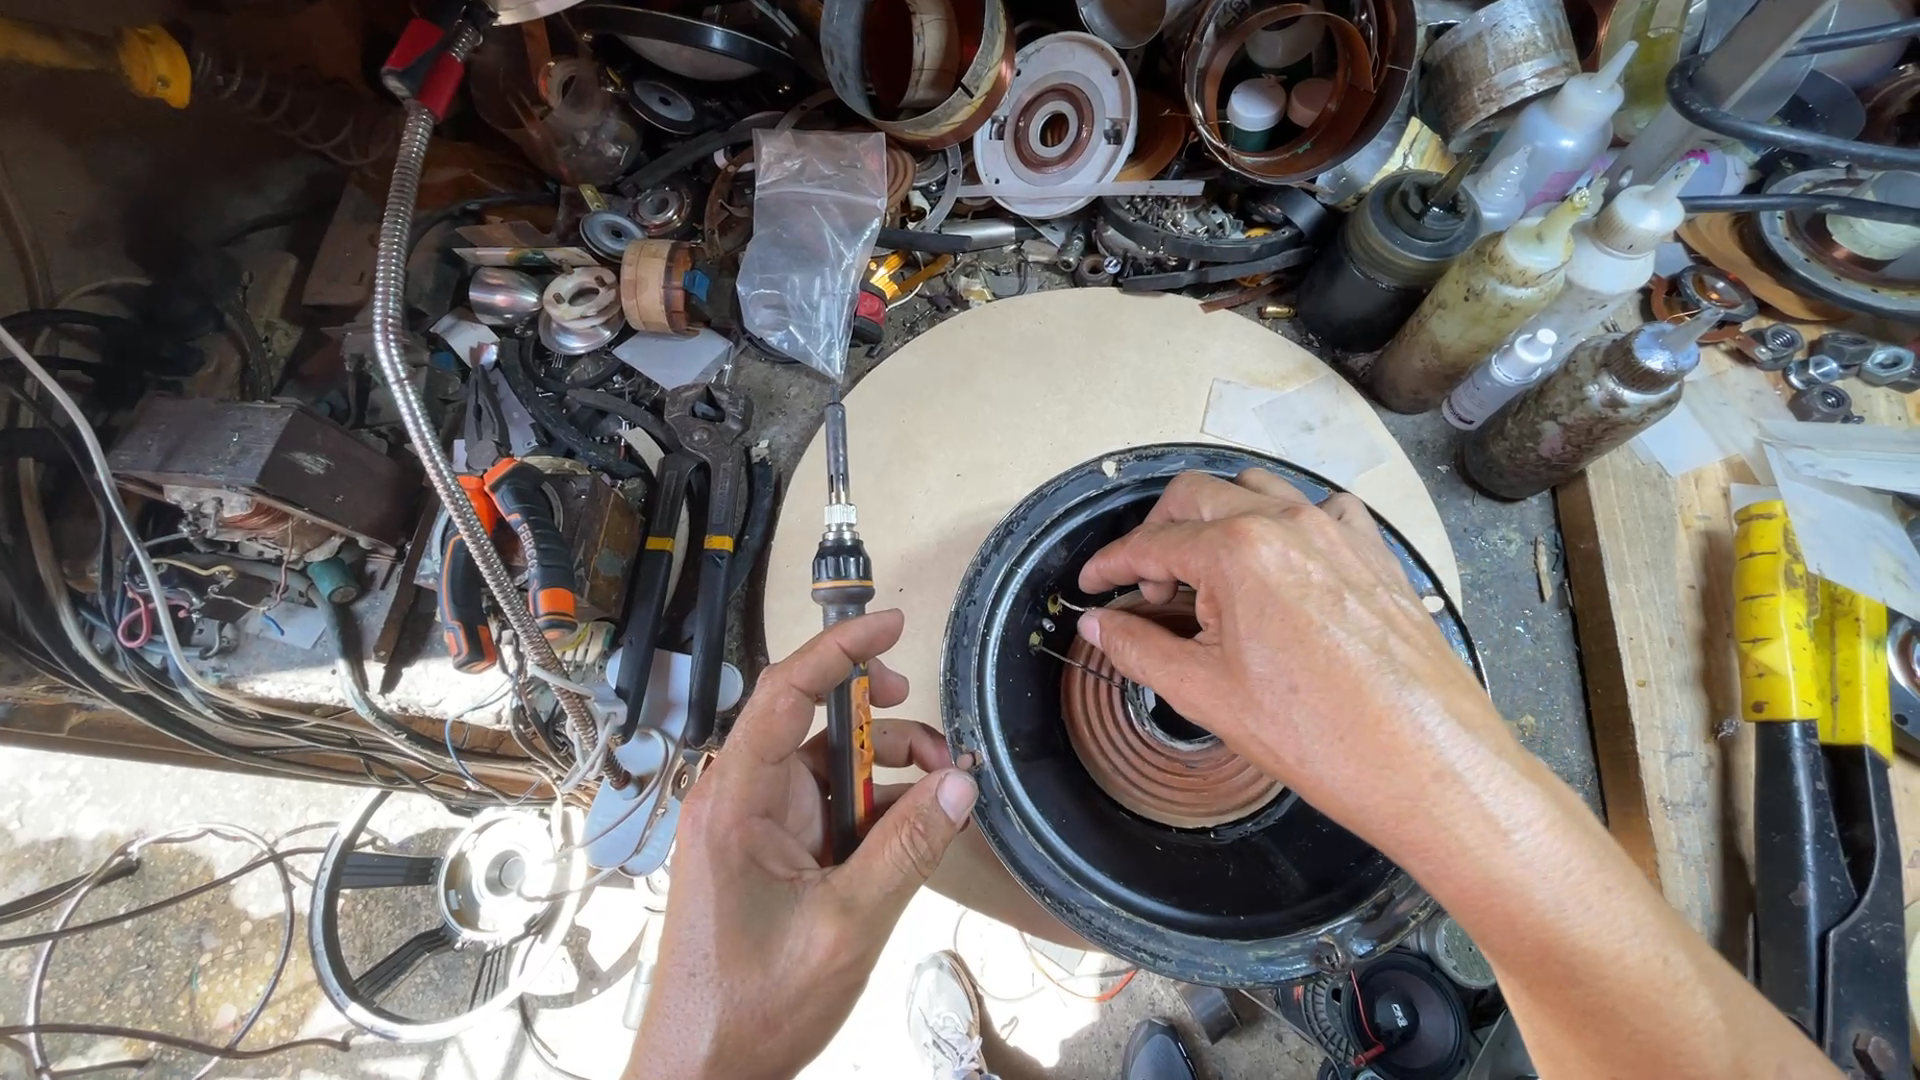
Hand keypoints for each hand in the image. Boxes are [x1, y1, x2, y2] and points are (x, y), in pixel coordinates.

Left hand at [626, 610, 978, 1079]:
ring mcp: (759, 822)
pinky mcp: (776, 848)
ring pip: (831, 764)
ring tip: (941, 796)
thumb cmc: (754, 1004)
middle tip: (933, 741)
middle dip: (880, 719)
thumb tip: (962, 783)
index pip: (785, 692)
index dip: (839, 649)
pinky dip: (876, 806)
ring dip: (888, 769)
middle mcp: (743, 796)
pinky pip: (832, 804)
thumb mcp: (846, 925)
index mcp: (738, 798)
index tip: (891, 623)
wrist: (702, 1076)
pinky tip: (915, 826)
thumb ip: (907, 849)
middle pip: (815, 722)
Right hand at [1075, 469, 1504, 834]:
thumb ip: (1136, 648)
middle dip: (1156, 533)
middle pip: (1195, 496)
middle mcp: (1286, 522)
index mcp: (1238, 551)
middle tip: (1144, 585)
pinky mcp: (1373, 552)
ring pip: (1253, 489)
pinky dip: (1281, 523)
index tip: (1090, 585)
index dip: (1110, 565)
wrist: (1429, 766)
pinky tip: (1278, 565)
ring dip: (1214, 518)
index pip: (1150, 544)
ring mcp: (1337, 531)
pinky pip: (1318, 509)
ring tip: (1205, 573)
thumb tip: (1097, 624)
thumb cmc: (1314, 734)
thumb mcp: (1204, 693)